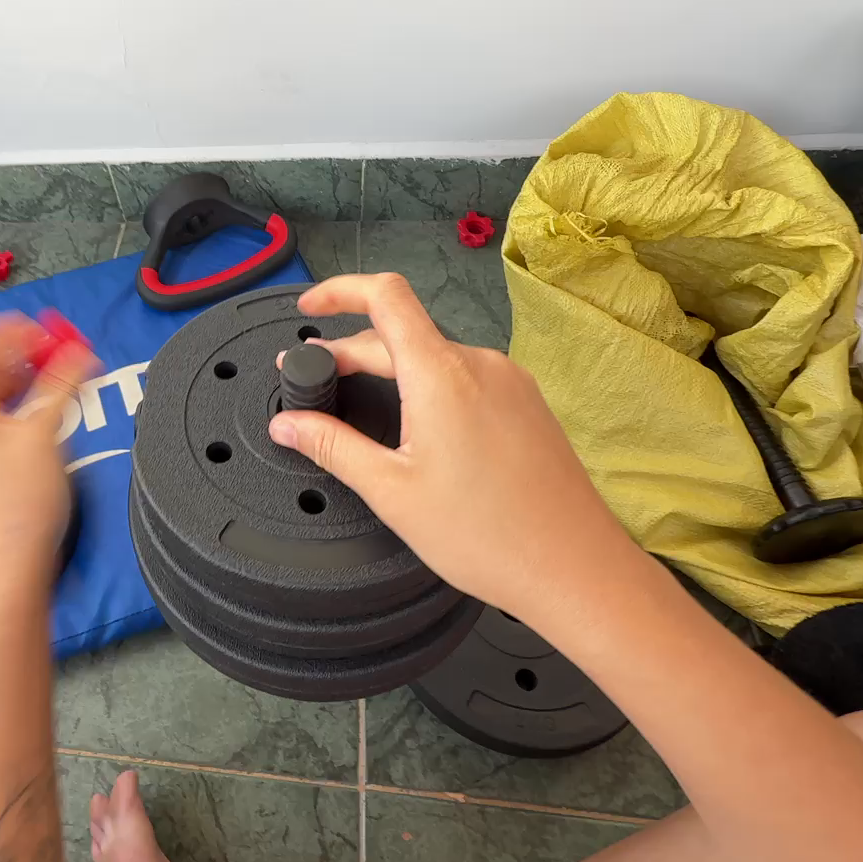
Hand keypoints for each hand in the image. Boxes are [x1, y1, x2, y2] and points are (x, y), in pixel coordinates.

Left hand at [0, 313, 100, 582]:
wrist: (15, 559)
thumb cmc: (18, 507)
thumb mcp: (44, 432)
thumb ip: (62, 384)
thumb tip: (78, 351)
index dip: (5, 331)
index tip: (41, 329)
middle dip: (22, 350)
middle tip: (57, 347)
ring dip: (29, 372)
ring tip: (63, 371)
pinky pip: (8, 411)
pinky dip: (31, 396)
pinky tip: (56, 400)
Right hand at [267, 274, 642, 616]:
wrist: (578, 569)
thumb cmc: (483, 535)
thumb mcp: (392, 490)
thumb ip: (331, 446)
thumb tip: (284, 424)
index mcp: (441, 374)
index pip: (384, 297)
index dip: (338, 292)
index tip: (307, 311)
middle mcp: (479, 363)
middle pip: (402, 333)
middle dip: (350, 350)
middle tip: (311, 379)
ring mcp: (508, 380)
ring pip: (432, 356)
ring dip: (389, 368)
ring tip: (356, 399)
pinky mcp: (525, 401)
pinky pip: (462, 375)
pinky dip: (424, 383)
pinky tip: (412, 419)